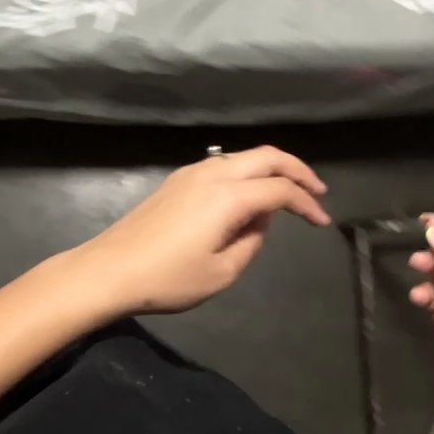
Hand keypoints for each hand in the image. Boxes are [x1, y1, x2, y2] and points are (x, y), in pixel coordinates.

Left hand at [73, 146, 330, 316]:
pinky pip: (224, 165)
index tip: (322, 222)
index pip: (279, 189)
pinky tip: (249, 197)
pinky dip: (248, 173)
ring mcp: (193, 172)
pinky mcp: (178, 179)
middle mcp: (214, 173)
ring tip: (287, 193)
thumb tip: (259, 220)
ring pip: (244, 156)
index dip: (306, 203)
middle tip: (316, 191)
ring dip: (271, 168)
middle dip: (297, 169)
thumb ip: (252, 242)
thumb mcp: (222, 273)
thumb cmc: (168, 278)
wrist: (110, 269)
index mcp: (228, 196)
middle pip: (267, 156)